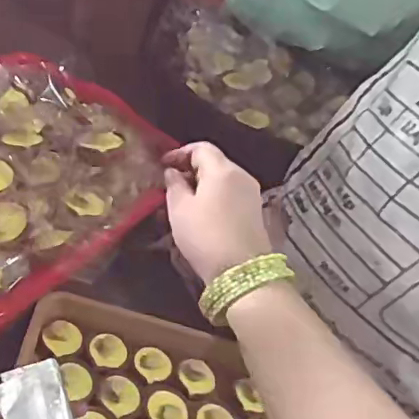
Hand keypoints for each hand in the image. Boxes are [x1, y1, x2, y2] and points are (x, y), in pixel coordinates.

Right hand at [162, 142, 274, 283]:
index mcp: (222, 170)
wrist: (240, 270)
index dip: (180, 153)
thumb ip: (174, 185)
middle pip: (215, 162)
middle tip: (171, 183)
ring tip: (184, 199)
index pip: (201, 148)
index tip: (163, 165)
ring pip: (223, 179)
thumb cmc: (204, 236)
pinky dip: (215, 195)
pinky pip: (231, 193)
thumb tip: (173, 173)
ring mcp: (251, 194)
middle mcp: (242, 176)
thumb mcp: (179, 210)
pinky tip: (203, 212)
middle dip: (191, 168)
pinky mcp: (255, 211)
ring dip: (203, 183)